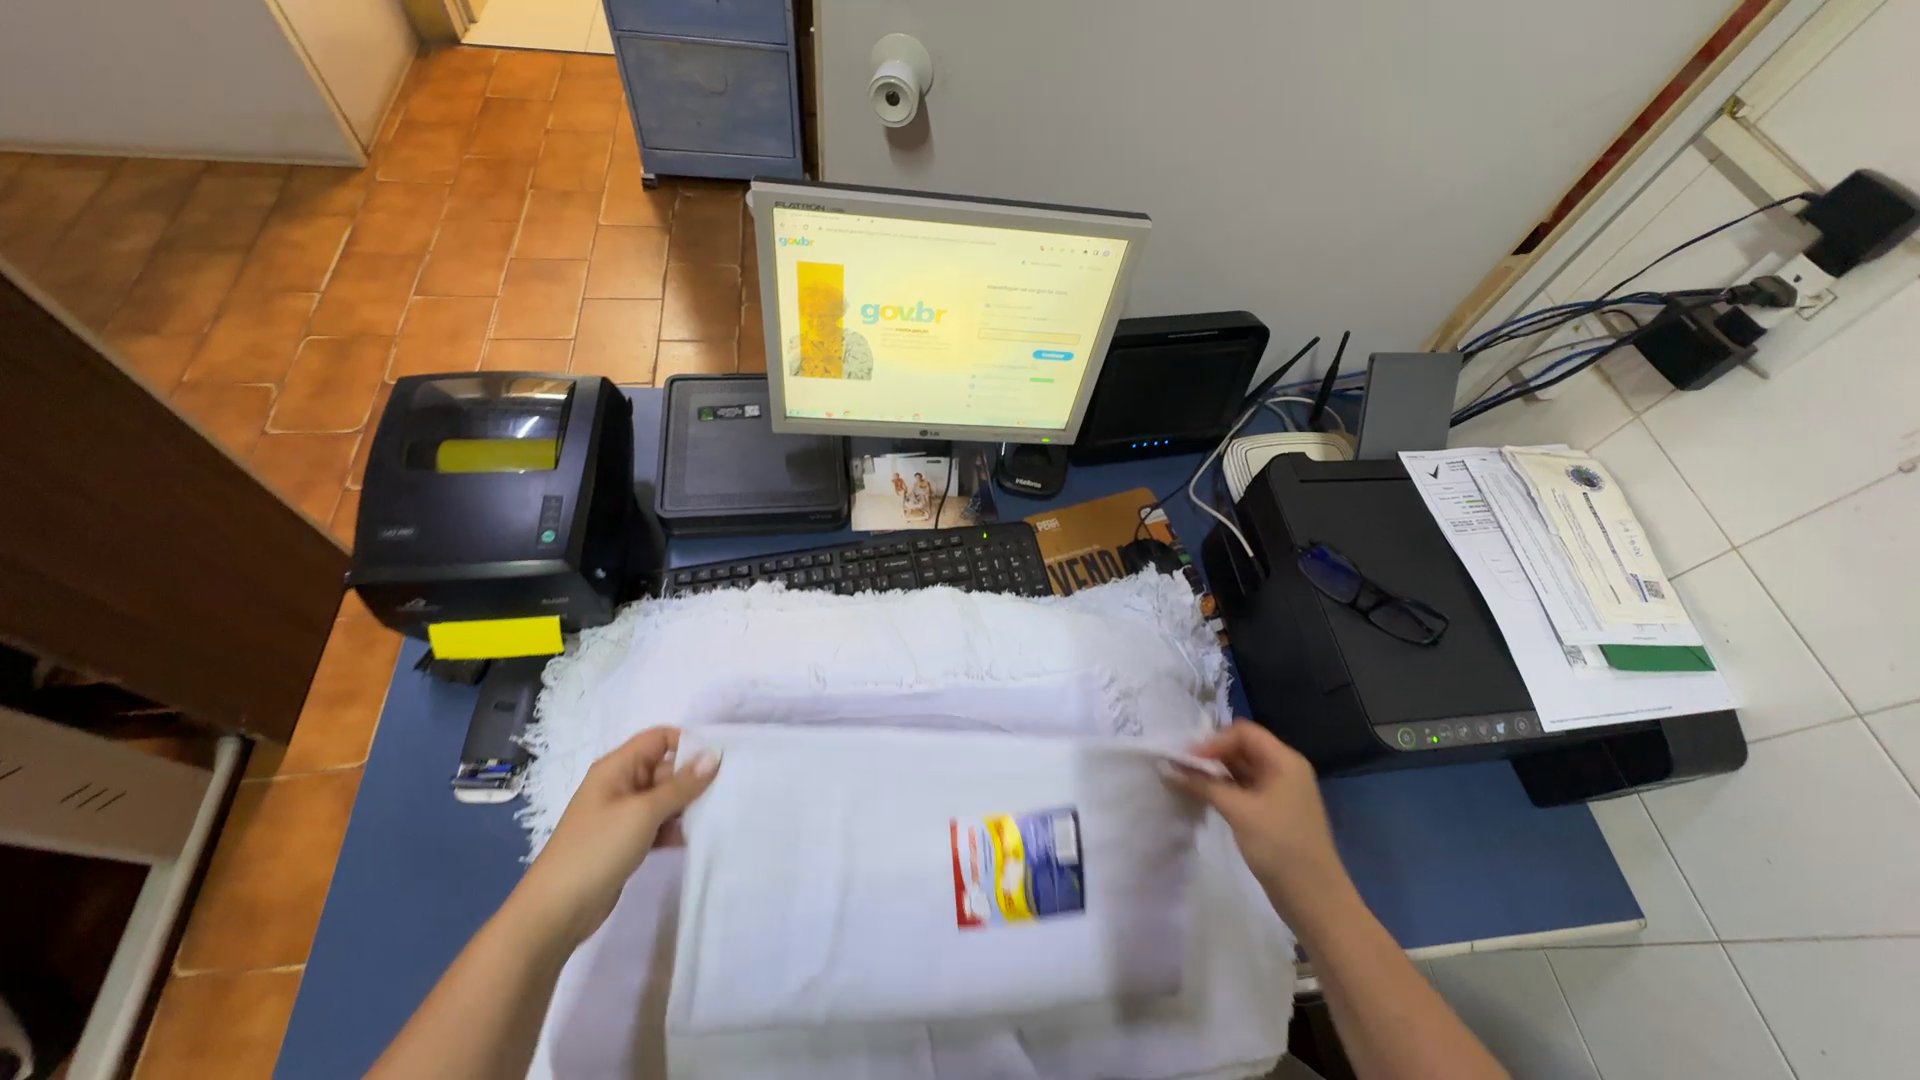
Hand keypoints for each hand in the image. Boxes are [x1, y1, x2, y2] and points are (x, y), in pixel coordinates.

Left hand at [513, 727, 719, 944]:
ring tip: (722, 812)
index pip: (659, 738)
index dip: (689, 743)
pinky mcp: (628, 841)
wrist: (558, 909)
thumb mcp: (643, 812)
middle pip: (666, 768)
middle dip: (695, 777)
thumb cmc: (598, 849)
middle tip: (730, 788)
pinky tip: (700, 837)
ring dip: (689, 804)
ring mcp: (623, 815)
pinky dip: (677, 828)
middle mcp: (621, 785)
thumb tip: (714, 755)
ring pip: (665, 798)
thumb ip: (681, 785)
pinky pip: (660, 824)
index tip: (720, 759)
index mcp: (617, 767)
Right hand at [1166, 720, 1351, 922]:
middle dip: (1210, 755)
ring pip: (1240, 770)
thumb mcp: (1239, 811)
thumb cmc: (1280, 846)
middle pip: (1242, 748)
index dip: (1213, 741)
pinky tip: (1201, 797)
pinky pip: (1243, 789)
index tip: (1185, 759)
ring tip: (1183, 780)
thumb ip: (1203, 785)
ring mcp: (1278, 792)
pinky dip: (1222, 789)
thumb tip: (1167, 767)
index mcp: (1284, 761)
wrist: (1314, 897)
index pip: (1243, 733)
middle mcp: (1283, 770)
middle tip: (1178, 767)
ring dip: (1213, 772)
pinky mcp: (1271, 813)